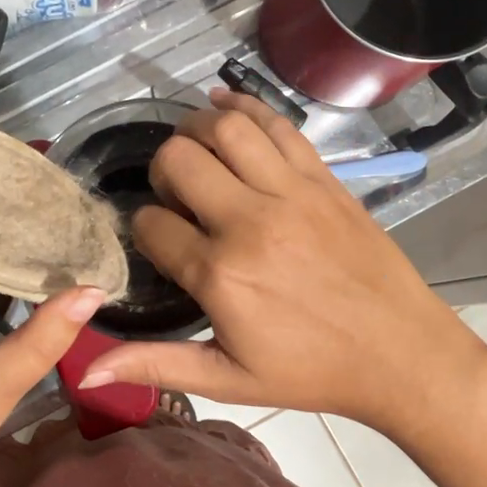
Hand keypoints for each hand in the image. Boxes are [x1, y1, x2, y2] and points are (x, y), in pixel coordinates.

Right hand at [81, 90, 486, 435]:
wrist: (402, 356)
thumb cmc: (310, 373)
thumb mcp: (226, 380)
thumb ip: (154, 364)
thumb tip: (84, 370)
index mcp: (220, 275)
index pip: (152, 224)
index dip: (143, 229)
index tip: (158, 243)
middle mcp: (250, 222)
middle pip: (178, 161)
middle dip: (161, 172)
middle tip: (175, 196)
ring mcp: (291, 194)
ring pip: (225, 129)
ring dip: (195, 130)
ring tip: (194, 151)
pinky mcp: (323, 180)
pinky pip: (278, 125)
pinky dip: (244, 106)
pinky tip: (222, 106)